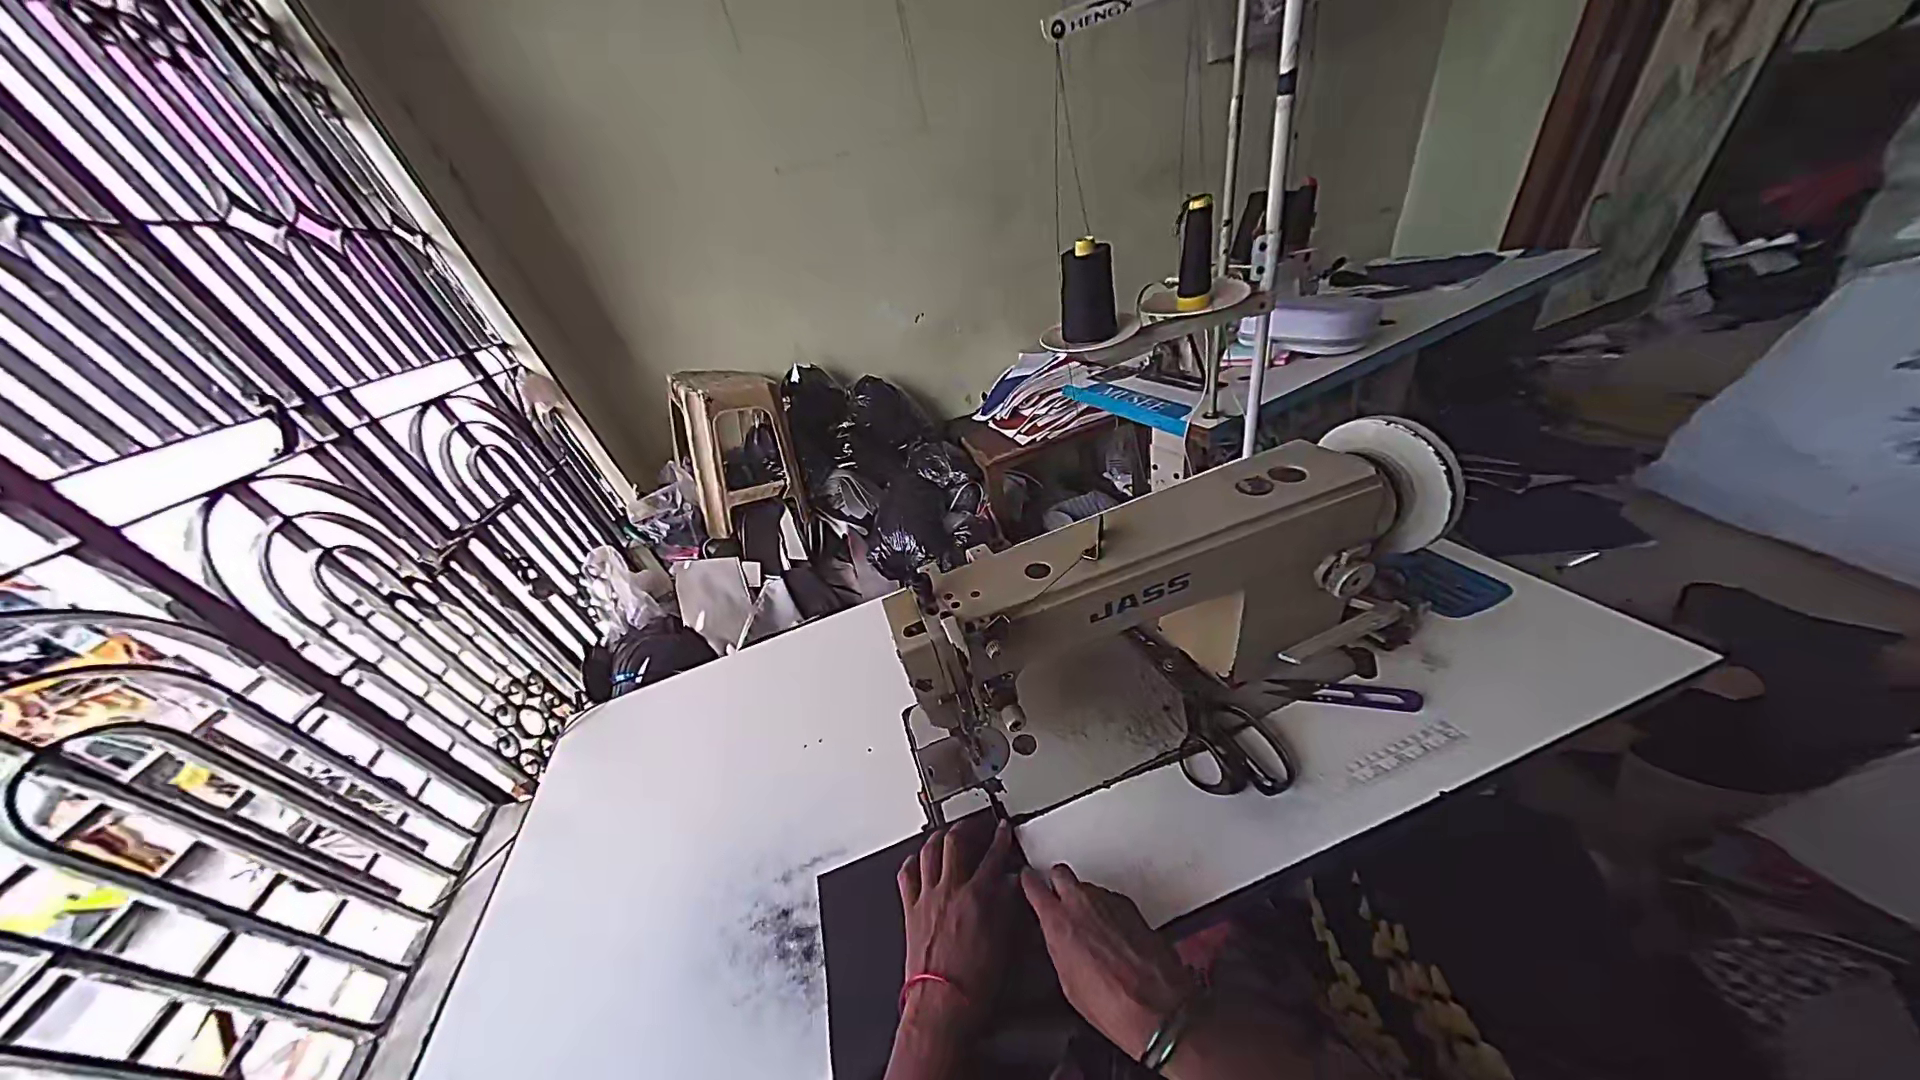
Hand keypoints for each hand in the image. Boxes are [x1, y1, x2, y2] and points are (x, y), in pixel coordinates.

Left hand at [896, 817, 1016, 1031]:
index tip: (1001, 831)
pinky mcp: (911, 911)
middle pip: (955, 843)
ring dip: (938, 838)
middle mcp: (949, 891)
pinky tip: (916, 859)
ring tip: (945, 833)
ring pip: (928, 852)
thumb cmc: (972, 986)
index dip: (999, 839)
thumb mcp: (1003, 943)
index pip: (992, 856)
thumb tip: (1010, 888)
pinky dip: (912, 862)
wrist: (942, 1007)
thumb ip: (1006, 908)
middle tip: (972, 825)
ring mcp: (927, 898)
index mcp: (977, 897)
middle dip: (965, 828)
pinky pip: (906, 876)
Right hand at [1020, 863, 1198, 1057]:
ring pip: (1088, 887)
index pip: (1034, 885)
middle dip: (1058, 881)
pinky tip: (1114, 936)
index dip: (1029, 882)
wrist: (1156, 1009)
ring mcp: (1107, 900)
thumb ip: (1059, 948)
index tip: (1028, 879)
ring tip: (1092, 928)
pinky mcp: (1130, 906)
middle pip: (1061, 872)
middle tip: (1059, 896)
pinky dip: (1108, 912)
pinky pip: (1110, 900)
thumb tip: (1059, 941)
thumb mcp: (1068, 984)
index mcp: (1058, 921)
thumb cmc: (1113, 1004)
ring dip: (1086, 901)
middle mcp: (1081, 903)